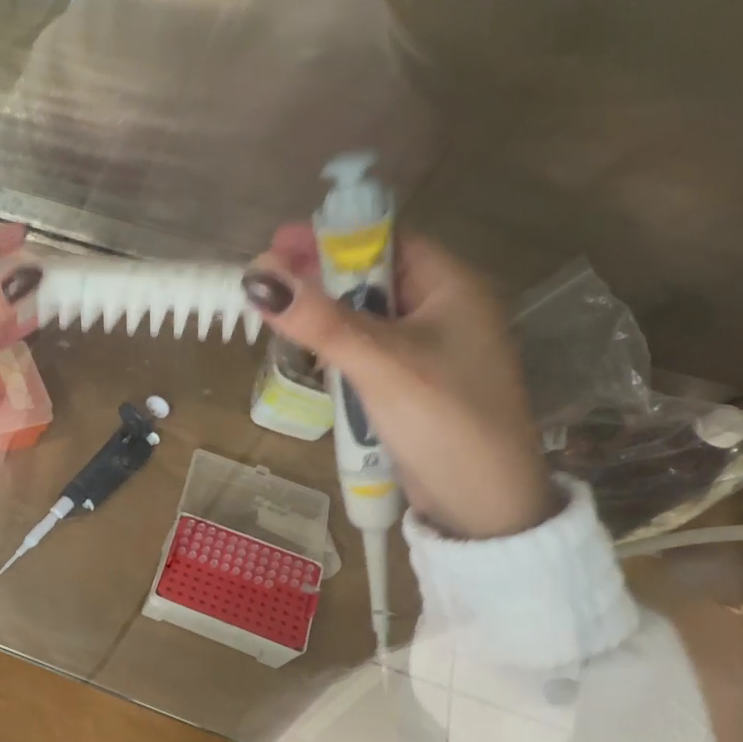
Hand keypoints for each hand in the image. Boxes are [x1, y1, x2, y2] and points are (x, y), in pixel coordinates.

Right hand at [242, 225, 560, 538]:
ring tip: (275, 315)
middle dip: (319, 276)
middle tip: (264, 281)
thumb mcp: (380, 365)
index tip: (277, 244)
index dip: (331, 239)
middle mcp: (443, 309)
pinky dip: (336, 348)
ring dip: (324, 314)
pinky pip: (367, 351)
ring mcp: (429, 349)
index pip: (385, 242)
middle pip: (371, 277)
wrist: (484, 502)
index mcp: (451, 287)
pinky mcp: (412, 383)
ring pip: (365, 316)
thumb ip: (320, 322)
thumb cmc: (445, 421)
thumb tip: (258, 278)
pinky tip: (309, 355)